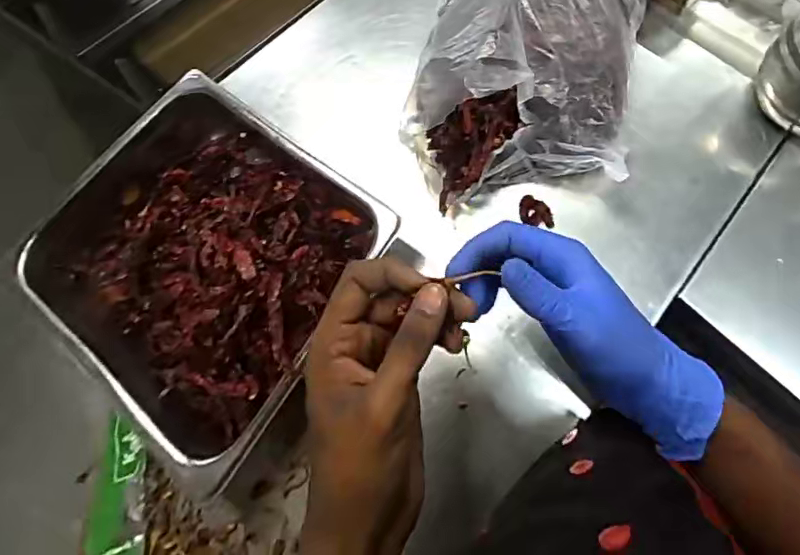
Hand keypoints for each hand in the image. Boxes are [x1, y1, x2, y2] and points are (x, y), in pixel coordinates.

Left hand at [301, 259, 474, 554]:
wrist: (363, 527)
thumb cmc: (360, 466)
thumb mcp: (385, 402)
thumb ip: (408, 344)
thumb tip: (433, 291)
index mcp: (333, 339)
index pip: (358, 281)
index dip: (393, 273)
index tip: (431, 285)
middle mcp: (352, 340)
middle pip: (386, 295)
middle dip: (423, 294)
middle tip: (466, 305)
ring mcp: (376, 358)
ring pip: (406, 316)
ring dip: (435, 314)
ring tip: (466, 325)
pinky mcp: (398, 377)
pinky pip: (417, 340)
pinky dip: (436, 335)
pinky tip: (455, 342)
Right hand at [446, 222, 722, 459]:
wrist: (651, 385)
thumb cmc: (617, 350)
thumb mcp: (573, 320)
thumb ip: (536, 291)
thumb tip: (502, 266)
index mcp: (561, 254)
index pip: (507, 235)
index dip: (476, 249)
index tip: (455, 275)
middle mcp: (555, 259)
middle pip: (503, 246)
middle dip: (476, 265)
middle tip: (461, 298)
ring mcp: (554, 279)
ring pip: (506, 264)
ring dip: (483, 279)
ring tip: (473, 308)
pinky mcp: (552, 299)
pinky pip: (514, 283)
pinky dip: (495, 290)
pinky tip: (487, 309)